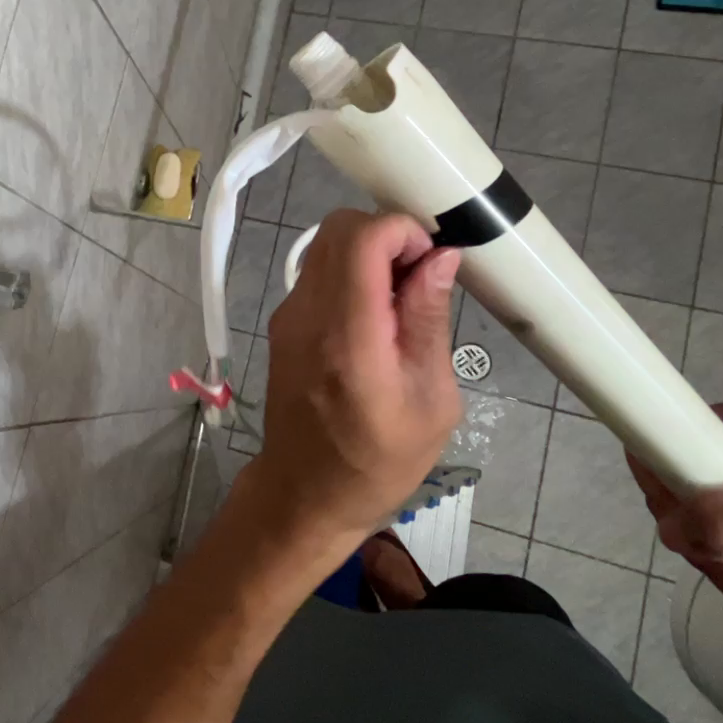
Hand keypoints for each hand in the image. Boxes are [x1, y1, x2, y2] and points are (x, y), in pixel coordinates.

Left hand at [243, 210, 463, 553]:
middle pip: (337, 230)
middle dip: (387, 235)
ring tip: (400, 301)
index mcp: (348, 336)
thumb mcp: (430, 401)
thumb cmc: (378, 461)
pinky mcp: (282, 324)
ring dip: (367, 253)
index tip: (432, 260)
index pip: (360, 239)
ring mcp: (287, 316)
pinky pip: (317, 274)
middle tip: (421, 278)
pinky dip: (349, 274)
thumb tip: (440, 255)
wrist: (304, 493)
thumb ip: (428, 320)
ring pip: (324, 247)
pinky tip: (374, 316)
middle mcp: (307, 314)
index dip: (402, 230)